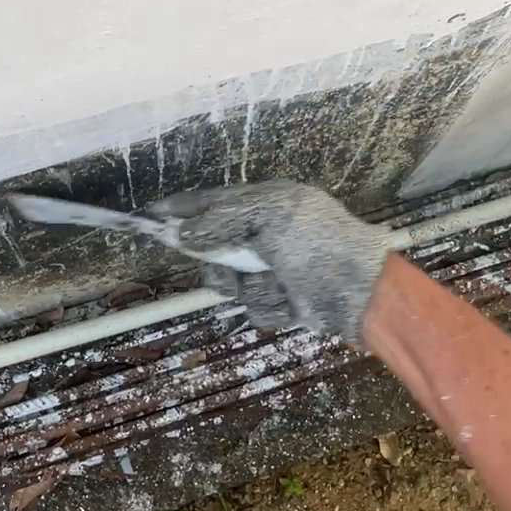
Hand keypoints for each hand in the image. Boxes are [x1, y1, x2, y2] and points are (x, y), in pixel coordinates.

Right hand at [149, 181, 392, 341]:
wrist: (360, 291)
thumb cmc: (317, 241)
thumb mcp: (268, 215)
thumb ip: (220, 220)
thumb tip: (180, 233)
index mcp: (263, 205)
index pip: (211, 203)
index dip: (180, 209)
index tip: (150, 215)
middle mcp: (262, 236)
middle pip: (211, 248)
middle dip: (219, 259)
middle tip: (236, 262)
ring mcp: (269, 271)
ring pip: (228, 282)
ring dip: (249, 284)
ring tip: (277, 281)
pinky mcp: (277, 302)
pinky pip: (252, 306)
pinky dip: (270, 304)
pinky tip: (292, 300)